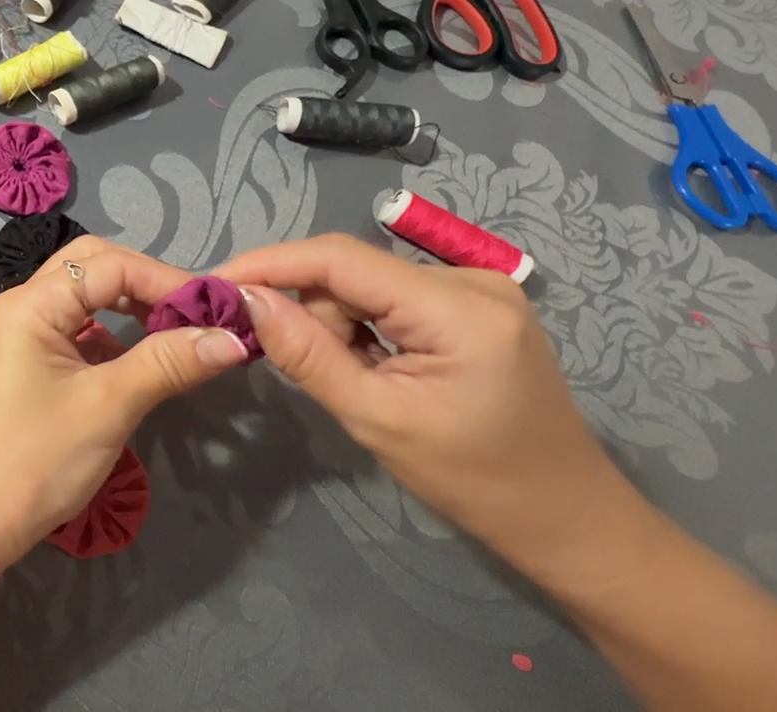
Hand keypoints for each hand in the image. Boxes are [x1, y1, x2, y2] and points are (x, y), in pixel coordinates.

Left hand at [0, 236, 250, 546]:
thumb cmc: (36, 458)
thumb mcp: (108, 406)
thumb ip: (168, 363)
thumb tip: (234, 337)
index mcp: (31, 303)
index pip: (109, 266)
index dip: (166, 280)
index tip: (219, 309)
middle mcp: (23, 306)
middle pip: (93, 268)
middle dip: (146, 284)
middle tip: (196, 315)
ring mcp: (23, 334)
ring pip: (85, 298)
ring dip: (131, 307)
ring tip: (181, 333)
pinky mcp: (30, 362)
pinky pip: (78, 329)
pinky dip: (115, 335)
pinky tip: (146, 358)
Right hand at [213, 234, 625, 575]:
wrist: (564, 518)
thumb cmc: (473, 479)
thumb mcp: (374, 418)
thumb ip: (306, 353)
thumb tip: (245, 299)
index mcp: (459, 308)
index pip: (340, 259)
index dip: (269, 264)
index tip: (212, 285)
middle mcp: (471, 280)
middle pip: (349, 269)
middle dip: (310, 310)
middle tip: (303, 367)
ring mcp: (476, 288)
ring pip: (363, 282)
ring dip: (336, 323)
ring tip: (355, 379)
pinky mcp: (471, 304)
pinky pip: (387, 295)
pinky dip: (361, 325)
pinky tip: (373, 365)